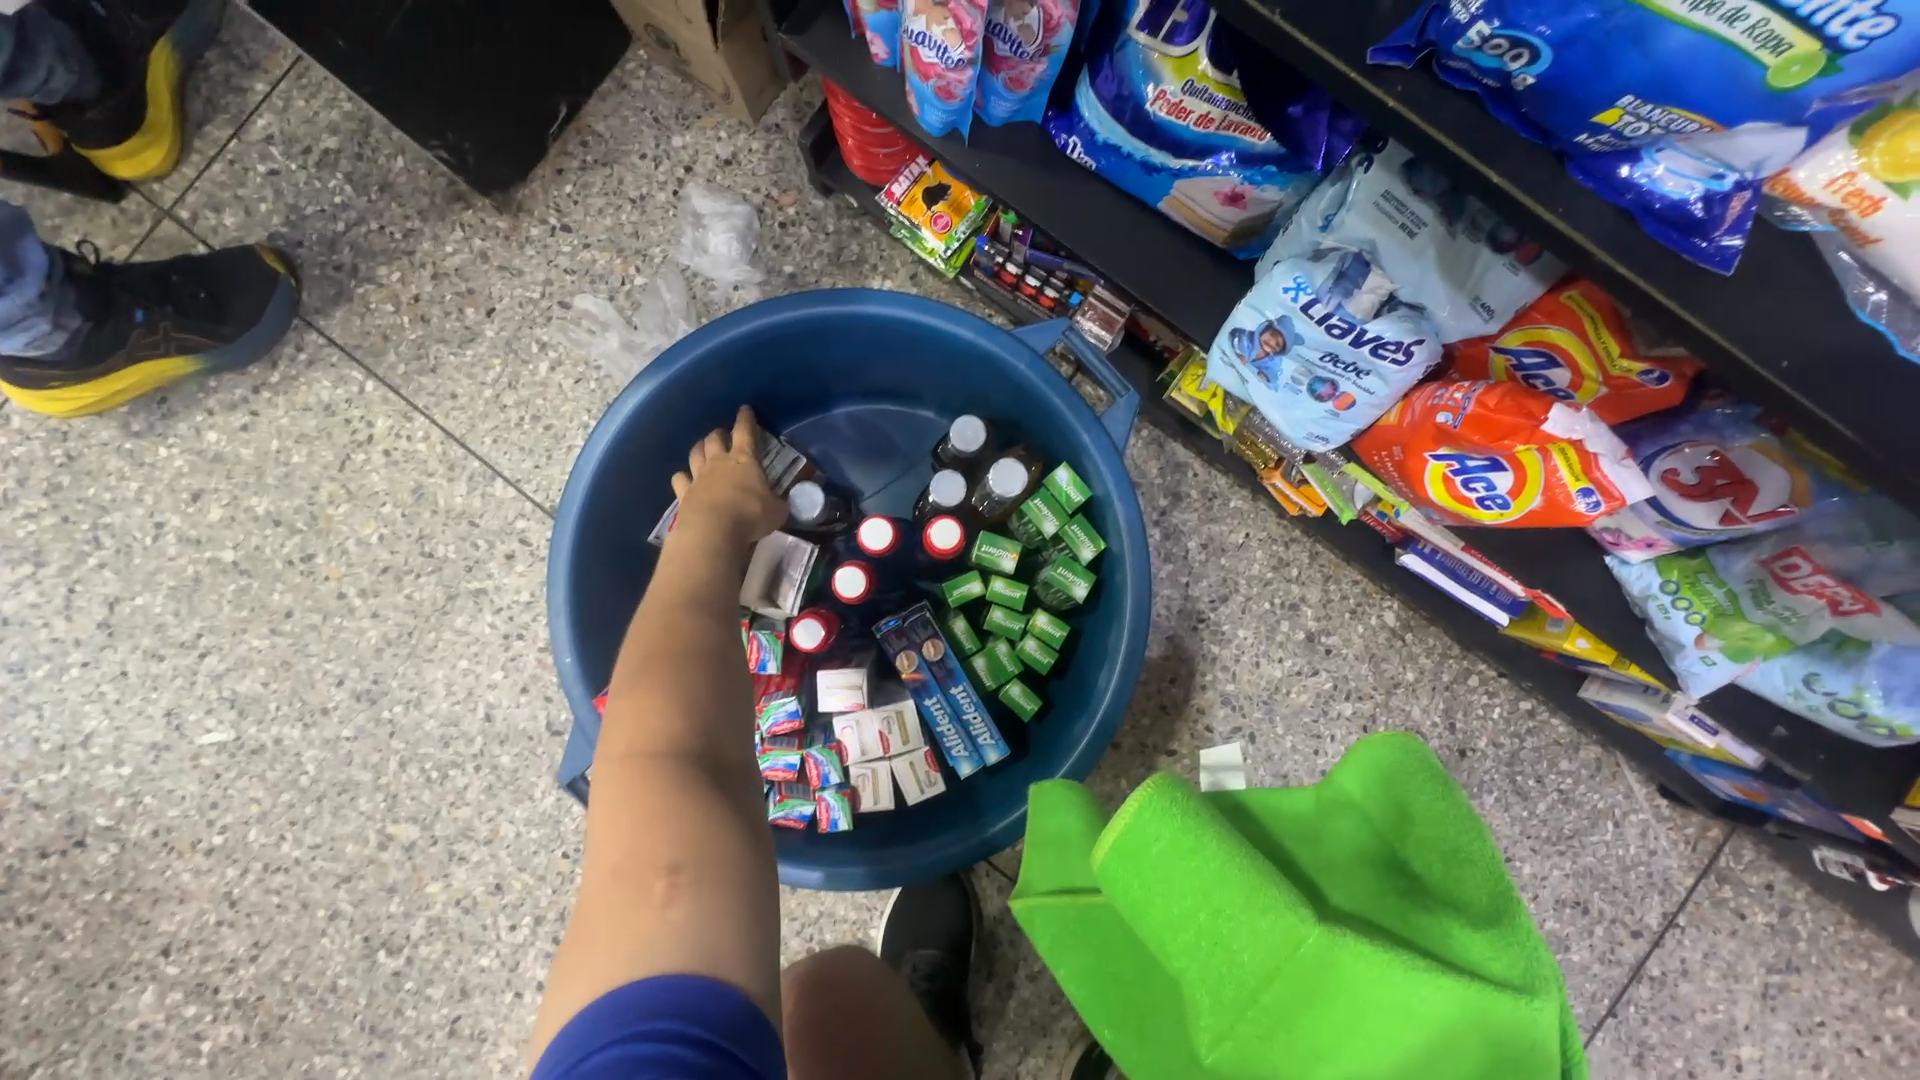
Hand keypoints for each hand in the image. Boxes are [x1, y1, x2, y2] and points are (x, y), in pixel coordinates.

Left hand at [670, 406, 786, 549]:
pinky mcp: (684, 493)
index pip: (745, 432)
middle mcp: (719, 463)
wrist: (713, 531)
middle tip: (722, 435)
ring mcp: (698, 477)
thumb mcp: (776, 511)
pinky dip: (682, 477)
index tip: (745, 410)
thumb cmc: (750, 516)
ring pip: (695, 453)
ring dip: (700, 449)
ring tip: (703, 449)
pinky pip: (679, 478)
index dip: (745, 420)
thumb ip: (779, 504)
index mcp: (744, 460)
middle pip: (714, 439)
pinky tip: (684, 479)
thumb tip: (782, 504)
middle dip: (718, 434)